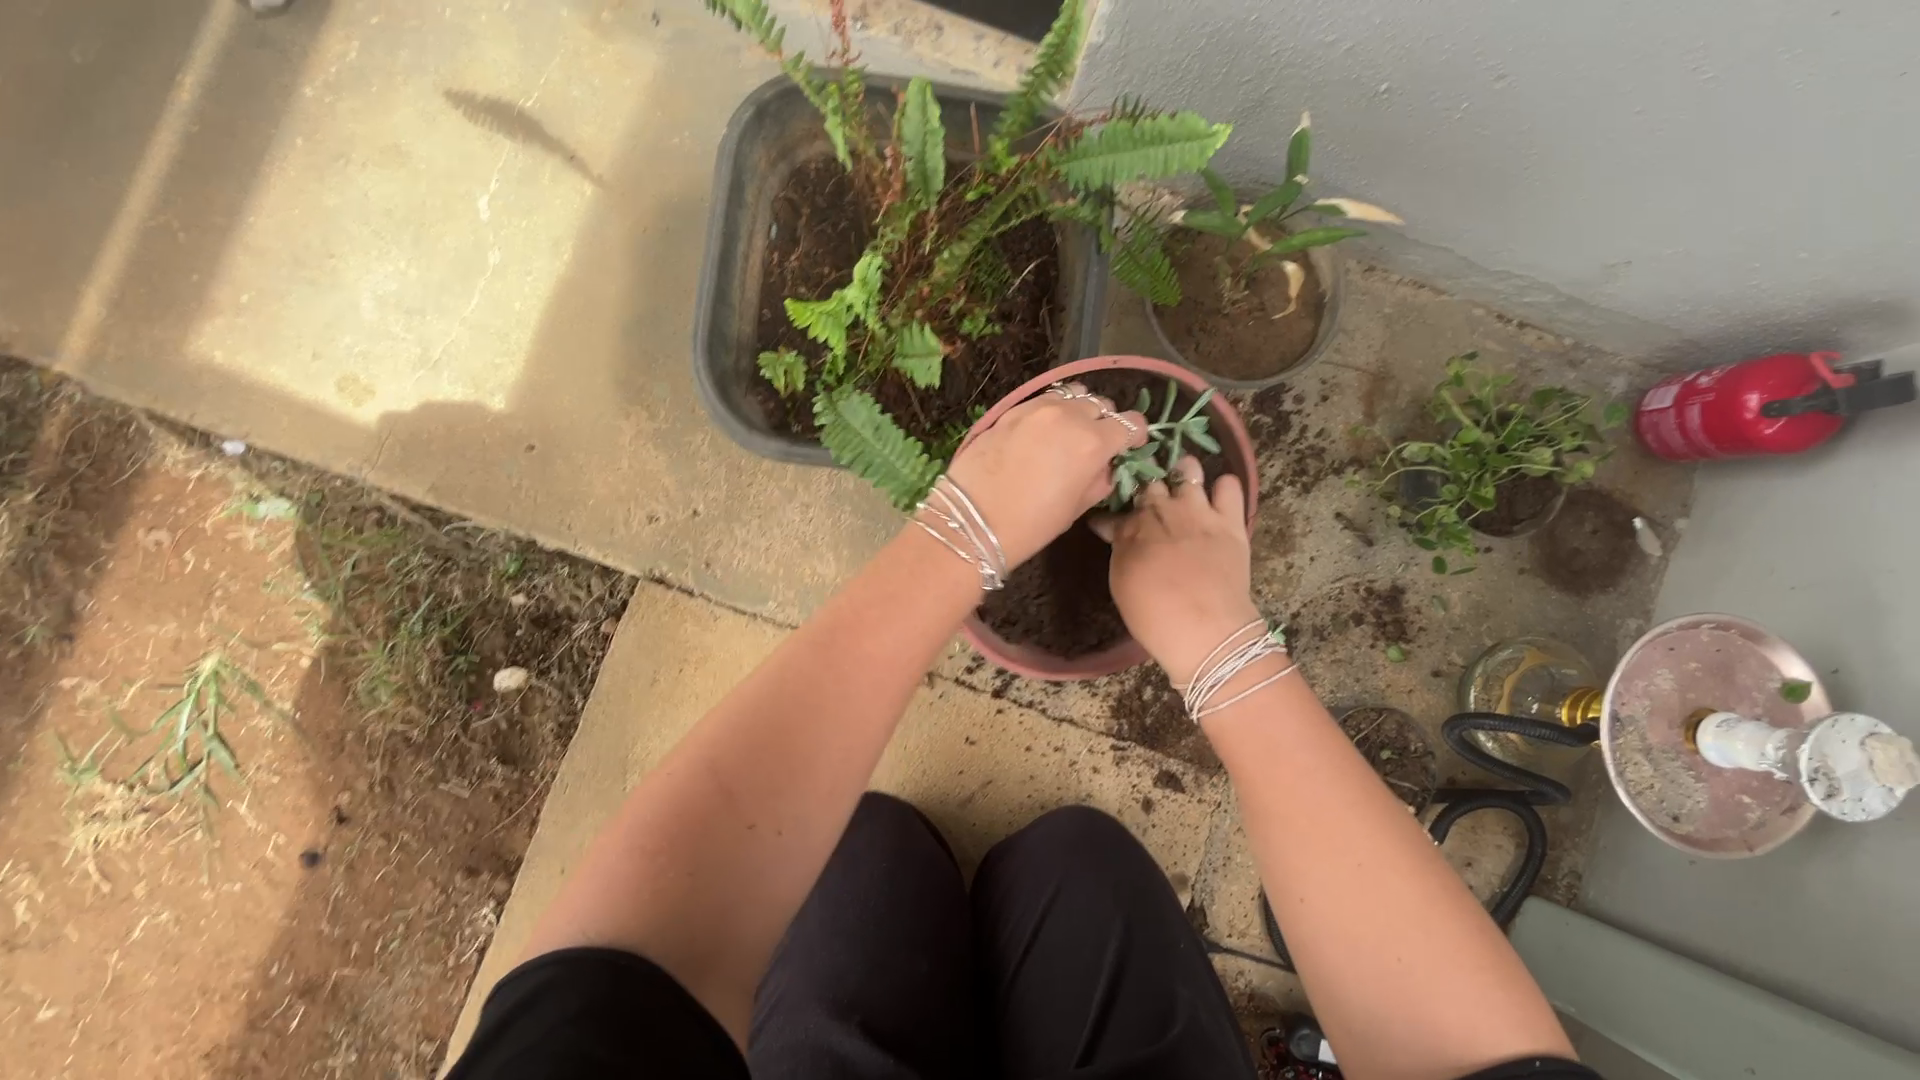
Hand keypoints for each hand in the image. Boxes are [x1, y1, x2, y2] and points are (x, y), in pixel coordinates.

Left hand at [944, 383, 1147, 566]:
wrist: (971, 521)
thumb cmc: (1030, 525)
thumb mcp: (1076, 509)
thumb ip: (1099, 480)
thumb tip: (1105, 466)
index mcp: (1093, 443)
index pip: (1130, 424)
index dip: (1134, 436)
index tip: (1129, 447)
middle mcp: (1069, 416)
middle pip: (1101, 406)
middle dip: (1105, 423)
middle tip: (1095, 445)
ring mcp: (1037, 409)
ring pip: (1073, 396)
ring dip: (1078, 411)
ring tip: (1068, 433)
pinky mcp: (1012, 410)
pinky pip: (1044, 401)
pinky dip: (1052, 411)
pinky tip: (1042, 432)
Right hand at [1093, 457, 1258, 684]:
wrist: (1204, 628)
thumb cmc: (1154, 615)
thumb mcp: (1121, 584)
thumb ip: (1119, 550)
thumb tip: (1114, 530)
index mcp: (1130, 528)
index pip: (1112, 511)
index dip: (1109, 514)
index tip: (1108, 521)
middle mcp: (1162, 510)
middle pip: (1149, 483)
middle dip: (1146, 485)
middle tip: (1149, 498)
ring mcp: (1198, 510)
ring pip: (1188, 470)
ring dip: (1182, 474)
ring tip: (1183, 484)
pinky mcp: (1230, 518)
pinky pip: (1229, 485)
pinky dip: (1223, 486)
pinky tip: (1218, 498)